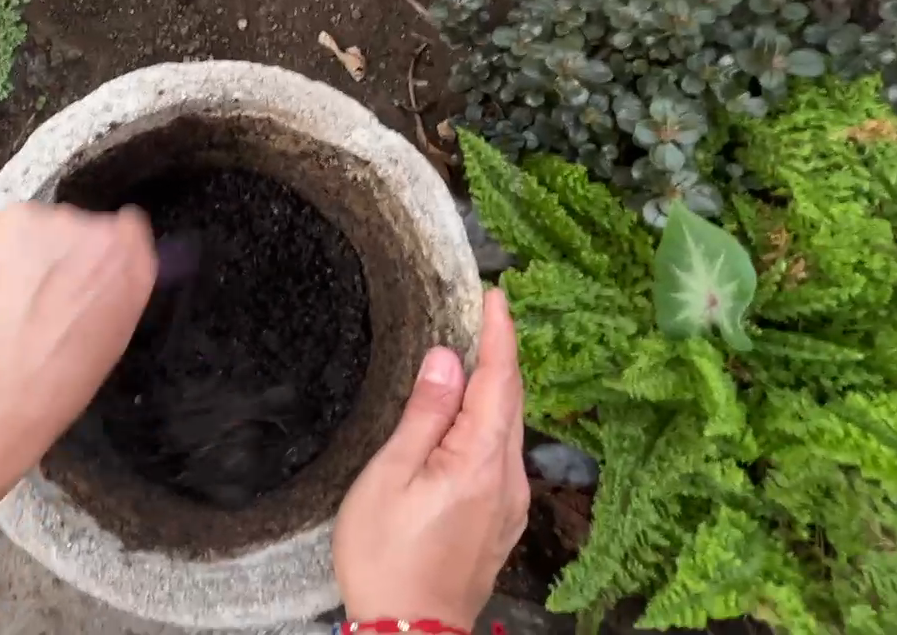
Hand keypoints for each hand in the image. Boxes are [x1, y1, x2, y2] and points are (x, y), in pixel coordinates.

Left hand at [0, 202, 157, 460]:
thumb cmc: (56, 383)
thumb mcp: (109, 340)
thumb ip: (114, 295)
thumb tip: (105, 280)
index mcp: (135, 265)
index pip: (130, 228)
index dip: (106, 248)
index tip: (90, 267)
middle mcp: (104, 232)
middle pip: (86, 225)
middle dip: (68, 250)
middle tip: (48, 290)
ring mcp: (59, 219)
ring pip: (46, 225)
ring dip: (35, 248)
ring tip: (14, 294)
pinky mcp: (15, 217)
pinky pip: (13, 225)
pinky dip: (3, 247)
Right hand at [333, 289, 528, 629]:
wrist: (408, 633)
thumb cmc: (386, 554)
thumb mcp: (392, 475)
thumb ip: (424, 415)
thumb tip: (445, 360)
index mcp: (480, 463)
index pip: (499, 383)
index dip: (499, 336)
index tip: (497, 296)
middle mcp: (507, 480)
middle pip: (510, 400)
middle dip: (500, 352)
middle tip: (482, 309)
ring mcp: (508, 502)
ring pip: (506, 425)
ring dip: (494, 382)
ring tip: (472, 346)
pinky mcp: (498, 517)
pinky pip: (499, 449)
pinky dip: (489, 414)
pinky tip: (469, 407)